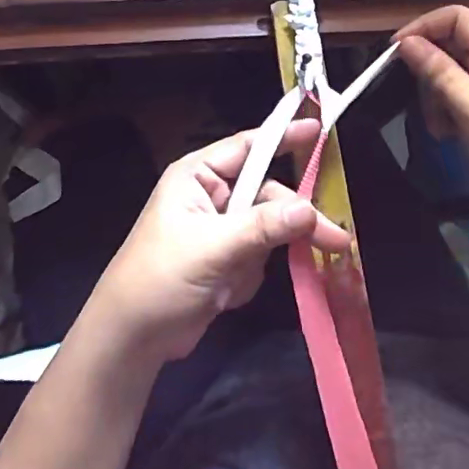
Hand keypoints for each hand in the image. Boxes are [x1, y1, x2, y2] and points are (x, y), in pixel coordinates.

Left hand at [82, 120, 351, 361]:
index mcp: (197, 177)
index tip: (319, 129)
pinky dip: (249, 276)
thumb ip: (262, 227)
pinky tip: (223, 294)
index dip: (283, 137)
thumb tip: (309, 210)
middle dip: (292, 220)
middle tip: (335, 240)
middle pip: (268, 194)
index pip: (247, 147)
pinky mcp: (225, 259)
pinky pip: (259, 257)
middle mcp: (210, 196)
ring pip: (268, 228)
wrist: (133, 338)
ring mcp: (219, 229)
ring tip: (233, 281)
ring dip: (260, 256)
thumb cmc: (161, 279)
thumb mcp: (211, 249)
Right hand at [393, 5, 468, 264]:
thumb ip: (437, 71)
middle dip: (430, 72)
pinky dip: (447, 109)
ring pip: (451, 71)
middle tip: (423, 104)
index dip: (422, 28)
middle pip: (451, 44)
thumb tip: (406, 42)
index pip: (456, 17)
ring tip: (440, 128)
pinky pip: (461, 93)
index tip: (393, 53)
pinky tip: (449, 133)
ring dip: (437, 96)